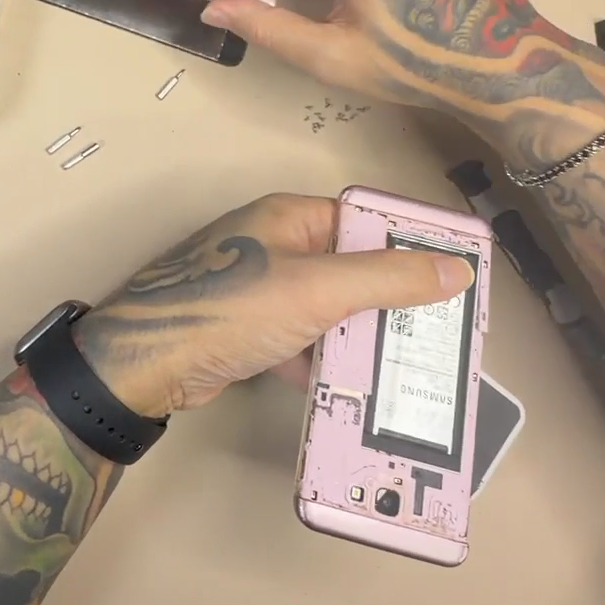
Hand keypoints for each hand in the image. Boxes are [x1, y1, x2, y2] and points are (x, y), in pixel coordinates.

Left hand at [74, 194, 471, 416]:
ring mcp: (257, 286)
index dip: (407, 246)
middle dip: (388, 301)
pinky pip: (299, 337)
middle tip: (437, 335)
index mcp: (288, 217)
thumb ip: (386, 279)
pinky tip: (347, 387)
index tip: (453, 280)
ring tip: (405, 368)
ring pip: (324, 307)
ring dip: (358, 336)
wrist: (150, 360)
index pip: (363, 220)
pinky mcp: (246, 326)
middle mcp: (273, 244)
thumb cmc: (232, 307)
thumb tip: (455, 267)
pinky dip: (321, 358)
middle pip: (347, 267)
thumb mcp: (317, 290)